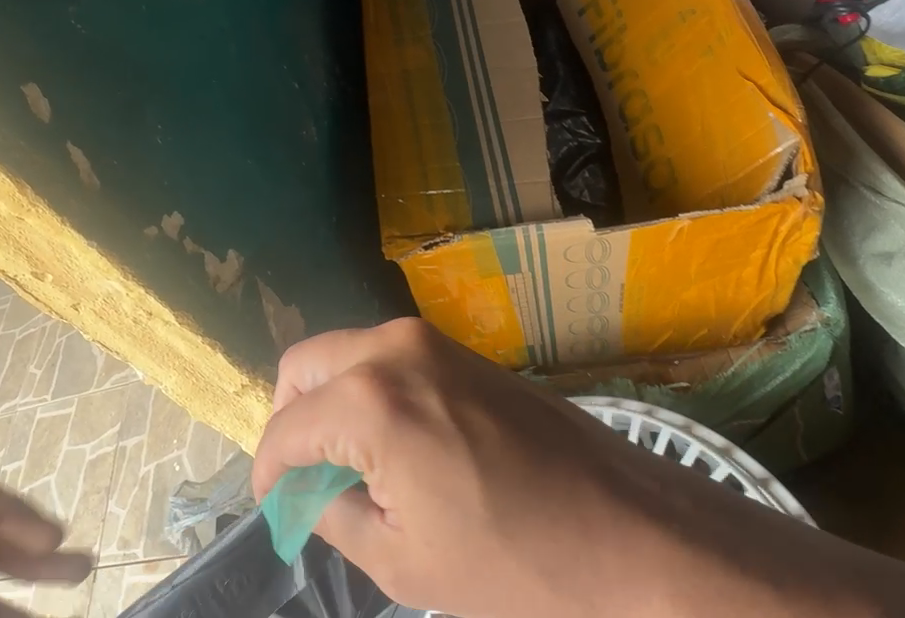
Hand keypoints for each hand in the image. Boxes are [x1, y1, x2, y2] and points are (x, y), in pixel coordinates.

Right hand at [251, 318, 641, 617]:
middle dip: (290, 419)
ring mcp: (434, 340)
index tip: (269, 502)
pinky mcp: (465, 350)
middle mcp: (394, 348)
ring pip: (347, 354)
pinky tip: (393, 444)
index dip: (268, 470)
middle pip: (306, 367)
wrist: (636, 533)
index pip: (287, 428)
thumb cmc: (516, 563)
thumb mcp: (405, 561)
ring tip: (348, 465)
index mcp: (370, 399)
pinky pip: (390, 357)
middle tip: (303, 477)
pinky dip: (370, 391)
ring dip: (330, 401)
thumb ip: (334, 514)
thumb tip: (305, 491)